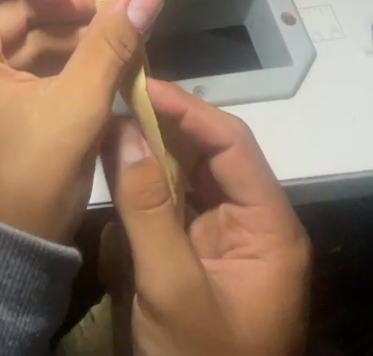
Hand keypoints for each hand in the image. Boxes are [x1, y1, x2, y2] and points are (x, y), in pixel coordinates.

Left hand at [0, 0, 161, 243]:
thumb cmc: (25, 183)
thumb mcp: (76, 111)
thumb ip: (111, 47)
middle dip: (59, 1)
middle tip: (111, 18)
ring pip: (11, 27)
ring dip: (61, 29)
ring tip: (114, 43)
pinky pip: (10, 58)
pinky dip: (49, 56)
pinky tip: (94, 65)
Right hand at [103, 80, 310, 355]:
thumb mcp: (172, 287)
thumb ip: (147, 207)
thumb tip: (120, 129)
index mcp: (268, 227)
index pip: (231, 143)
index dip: (185, 108)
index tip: (136, 85)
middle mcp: (250, 224)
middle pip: (207, 153)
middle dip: (159, 128)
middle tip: (110, 101)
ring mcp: (223, 240)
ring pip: (184, 176)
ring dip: (146, 156)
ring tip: (104, 130)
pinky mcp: (196, 255)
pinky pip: (169, 206)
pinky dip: (141, 191)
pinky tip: (112, 176)